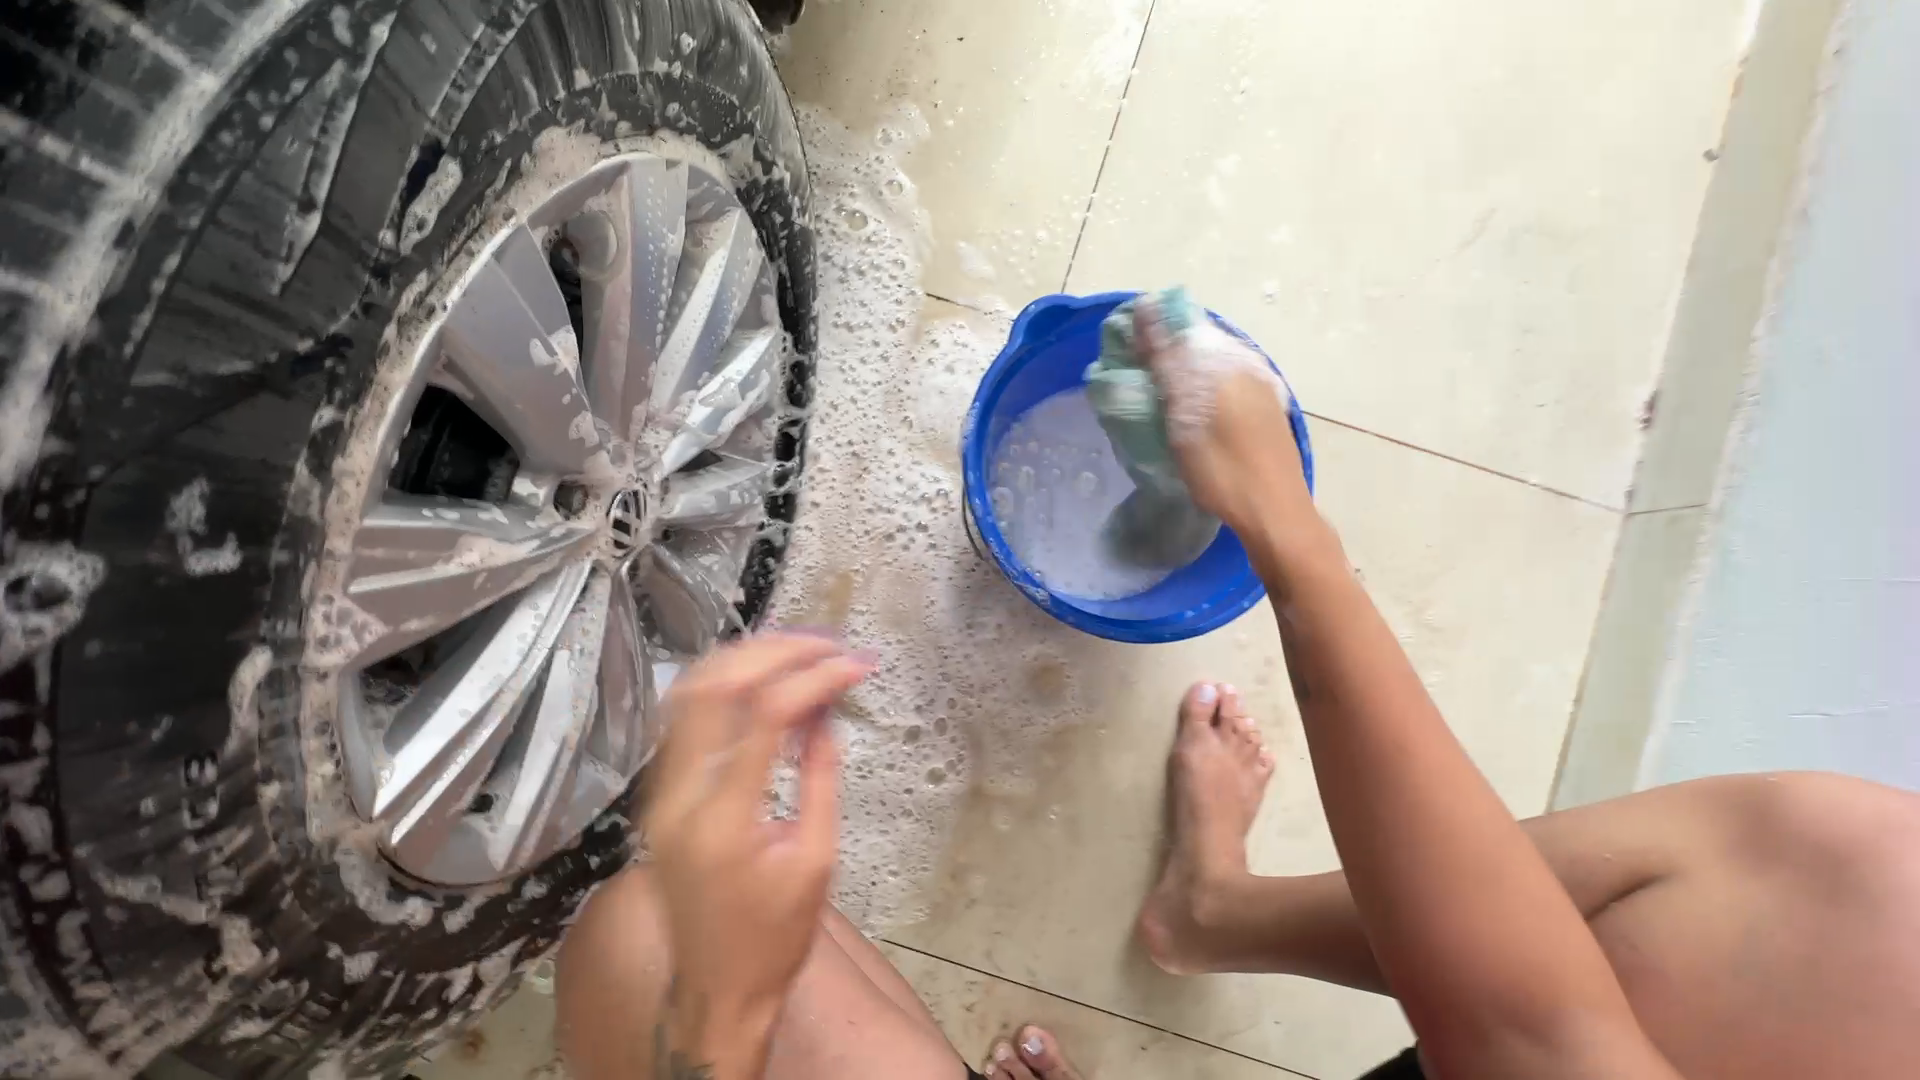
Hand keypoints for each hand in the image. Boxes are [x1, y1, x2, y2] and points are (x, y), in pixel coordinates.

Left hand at [642, 633, 872, 1075]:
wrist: (717, 988)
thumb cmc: (776, 936)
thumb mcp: (816, 858)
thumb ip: (819, 775)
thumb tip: (826, 711)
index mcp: (723, 819)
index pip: (765, 717)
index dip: (813, 678)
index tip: (854, 664)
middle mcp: (678, 795)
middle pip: (715, 689)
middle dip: (776, 652)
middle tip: (827, 643)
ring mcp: (660, 792)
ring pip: (688, 693)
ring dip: (744, 659)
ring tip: (797, 645)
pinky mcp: (660, 793)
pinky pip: (684, 718)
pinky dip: (724, 684)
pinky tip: (760, 674)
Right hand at [1132, 296, 1311, 542]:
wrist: (1273, 512)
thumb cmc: (1224, 468)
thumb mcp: (1185, 415)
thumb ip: (1167, 360)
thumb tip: (1146, 308)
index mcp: (1229, 360)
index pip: (1182, 325)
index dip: (1150, 332)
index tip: (1122, 349)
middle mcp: (1248, 365)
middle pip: (1197, 344)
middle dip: (1163, 353)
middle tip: (1132, 373)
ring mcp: (1259, 388)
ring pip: (1210, 366)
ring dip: (1180, 374)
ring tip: (1153, 394)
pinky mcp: (1262, 410)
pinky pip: (1222, 385)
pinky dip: (1198, 390)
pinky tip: (1184, 410)